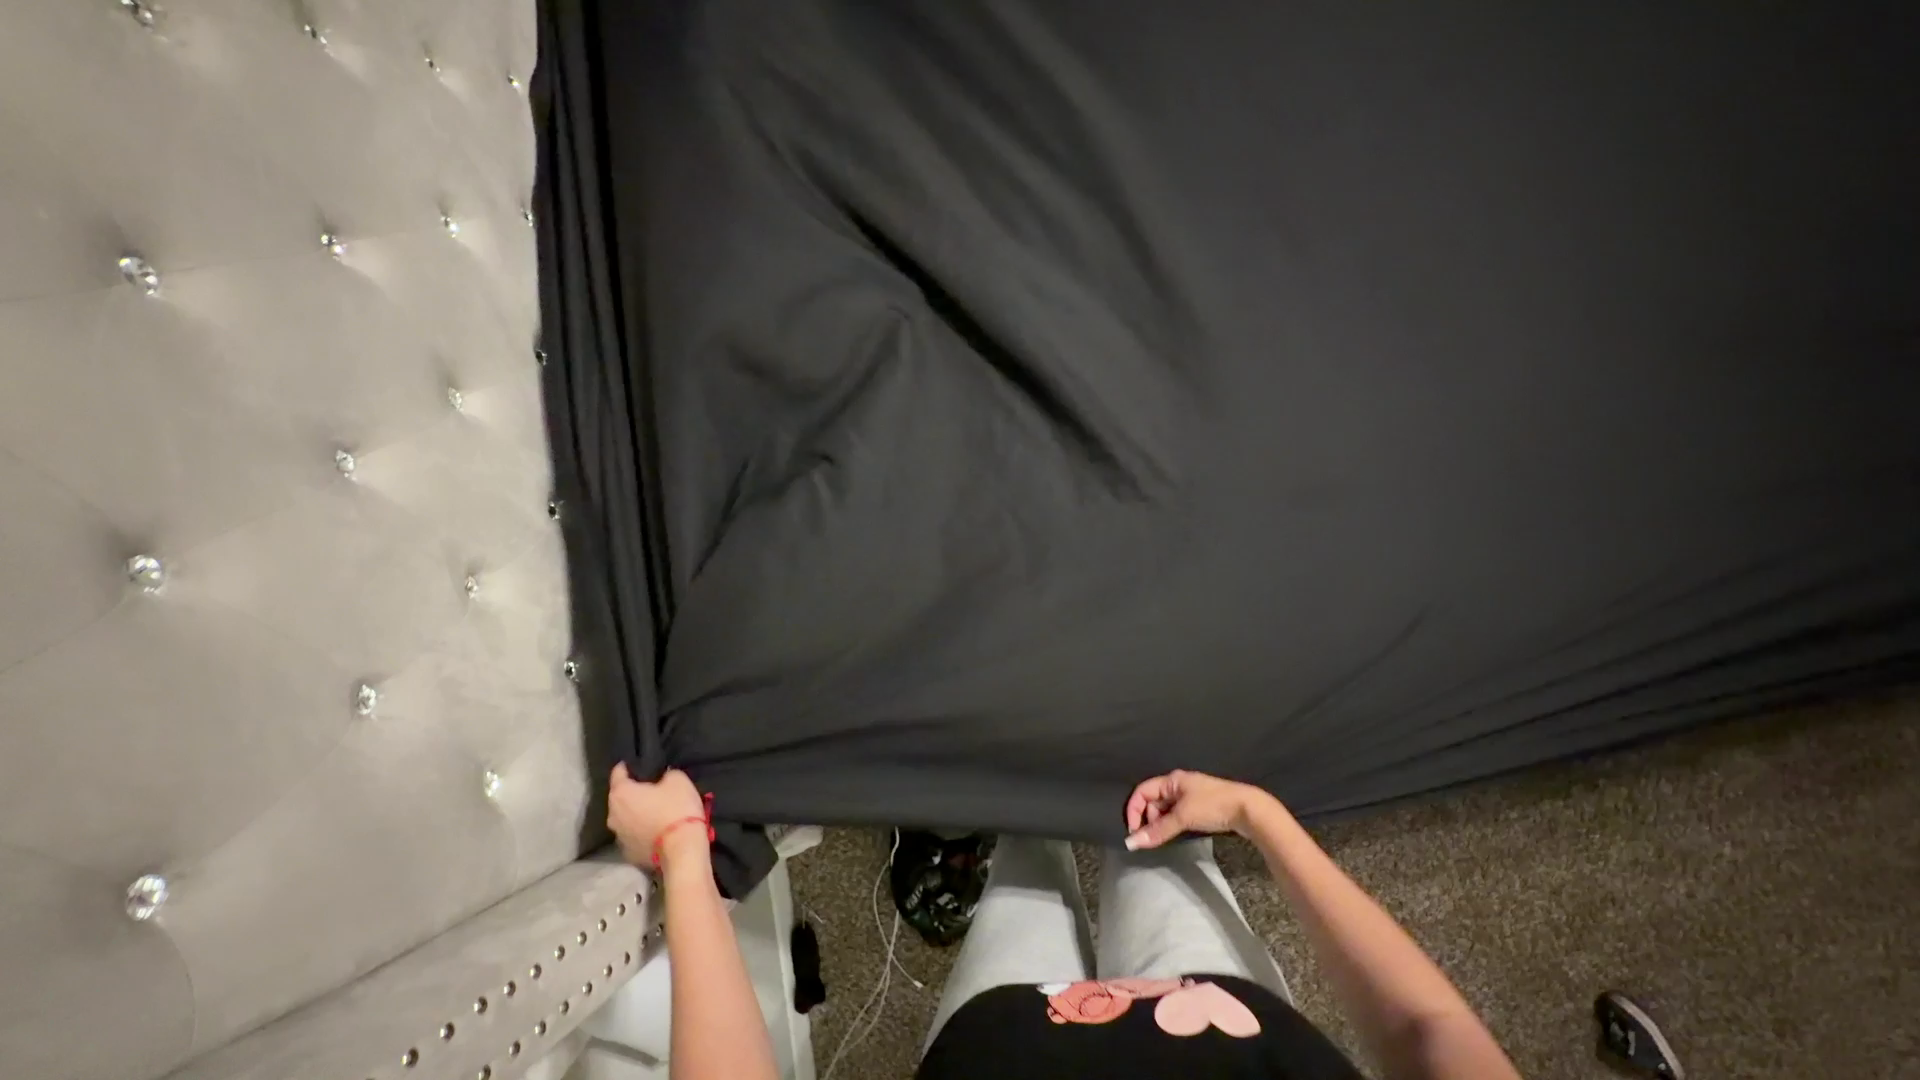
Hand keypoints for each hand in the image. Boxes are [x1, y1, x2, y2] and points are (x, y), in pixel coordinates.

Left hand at [607, 763, 708, 868]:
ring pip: (626, 819)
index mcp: (621, 794)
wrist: (682, 850)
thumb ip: (666, 774)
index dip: (629, 766)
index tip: (639, 764)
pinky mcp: (629, 854)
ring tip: (656, 813)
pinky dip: (642, 832)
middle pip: (621, 798)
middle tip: (653, 790)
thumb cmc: (677, 809)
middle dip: (634, 793)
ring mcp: (618, 837)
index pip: (618, 772)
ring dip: (637, 814)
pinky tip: (657, 831)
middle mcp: (612, 815)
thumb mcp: (678, 780)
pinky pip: (634, 836)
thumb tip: (662, 778)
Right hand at [1123, 769, 1272, 849]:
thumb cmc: (1212, 806)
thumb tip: (1132, 843)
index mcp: (1172, 780)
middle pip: (1152, 801)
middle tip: (1152, 837)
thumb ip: (1157, 831)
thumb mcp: (1182, 817)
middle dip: (1148, 819)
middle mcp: (1178, 785)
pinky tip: (1176, 834)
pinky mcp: (1199, 807)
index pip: (1142, 791)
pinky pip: (1177, 815)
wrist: (1247, 809)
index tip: (1134, 831)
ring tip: (1164, 837)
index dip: (1134, 810)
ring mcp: (1189, 796)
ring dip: (1160, 823)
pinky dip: (1172, 824)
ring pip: (1165, 809)